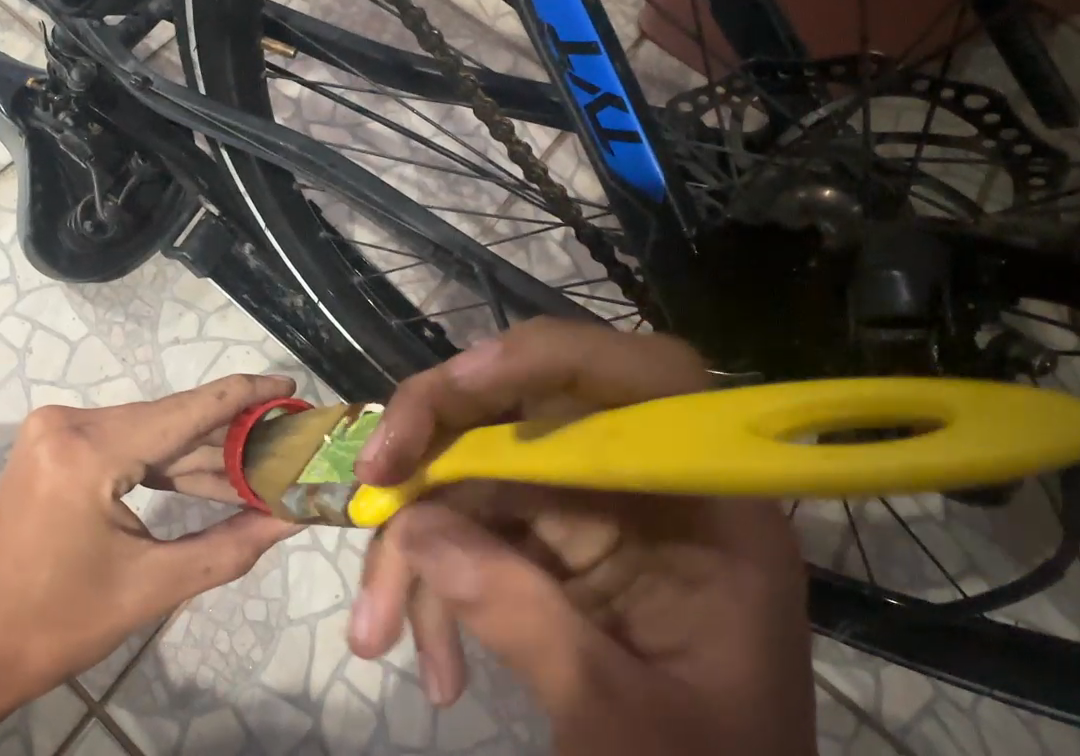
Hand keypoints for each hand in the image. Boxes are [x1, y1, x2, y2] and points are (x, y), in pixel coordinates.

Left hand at [0, 373, 303, 694]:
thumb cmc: (59, 622)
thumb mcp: (153, 586)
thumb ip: (230, 546)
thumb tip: (290, 518)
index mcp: (88, 450)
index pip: (186, 412)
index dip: (243, 396)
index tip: (291, 385)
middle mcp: (68, 422)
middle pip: (169, 420)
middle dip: (230, 435)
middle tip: (288, 442)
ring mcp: (56, 430)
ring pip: (148, 432)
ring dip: (200, 454)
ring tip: (262, 465)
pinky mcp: (53, 445)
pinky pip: (123, 444)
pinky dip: (164, 464)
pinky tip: (211, 479)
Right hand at [348, 319, 815, 755]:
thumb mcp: (623, 721)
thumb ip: (526, 620)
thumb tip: (414, 528)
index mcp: (708, 510)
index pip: (645, 379)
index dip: (549, 359)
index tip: (457, 385)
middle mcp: (642, 491)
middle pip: (528, 411)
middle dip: (437, 444)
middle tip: (371, 485)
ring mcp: (588, 517)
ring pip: (476, 475)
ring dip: (414, 542)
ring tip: (374, 629)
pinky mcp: (546, 550)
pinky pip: (467, 529)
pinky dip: (430, 582)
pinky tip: (428, 659)